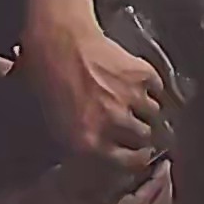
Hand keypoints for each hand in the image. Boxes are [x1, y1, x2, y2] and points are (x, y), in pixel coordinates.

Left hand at [16, 0, 161, 170]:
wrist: (59, 40)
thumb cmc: (45, 78)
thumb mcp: (48, 118)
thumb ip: (71, 139)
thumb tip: (81, 153)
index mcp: (87, 140)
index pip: (127, 163)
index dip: (135, 160)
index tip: (139, 156)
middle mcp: (113, 122)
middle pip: (144, 137)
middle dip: (142, 134)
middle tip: (138, 128)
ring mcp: (132, 98)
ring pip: (153, 113)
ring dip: (148, 111)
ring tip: (141, 105)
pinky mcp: (143, 76)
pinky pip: (157, 88)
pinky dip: (153, 88)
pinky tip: (142, 85)